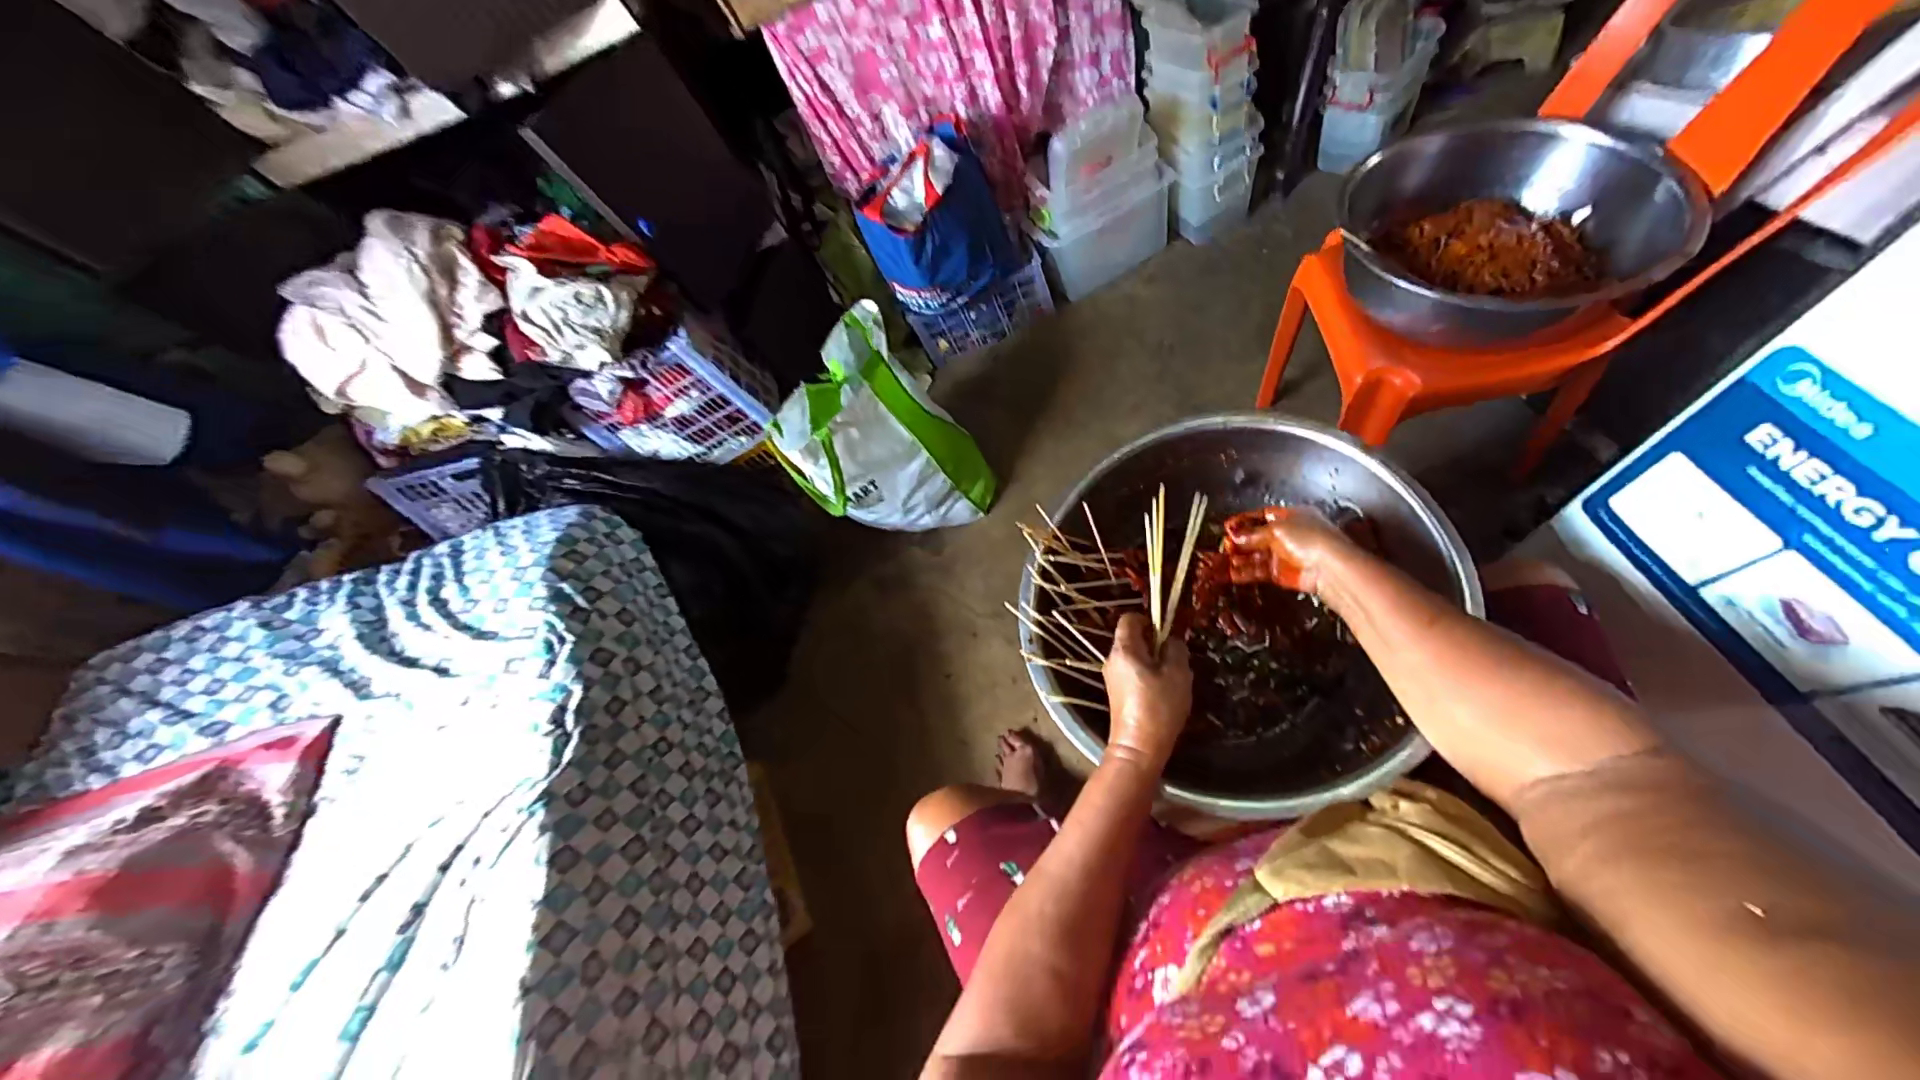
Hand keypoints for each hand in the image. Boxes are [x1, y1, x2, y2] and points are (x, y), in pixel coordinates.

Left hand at [1103, 614, 1191, 768]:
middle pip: (1131, 637)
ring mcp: (1111, 676)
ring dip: (1153, 659)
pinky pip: (1131, 671)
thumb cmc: (1159, 706)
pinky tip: (1163, 690)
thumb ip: (1176, 649)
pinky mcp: (1116, 692)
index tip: (1166, 629)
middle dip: (1154, 641)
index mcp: (1124, 649)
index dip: (1148, 618)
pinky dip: (1147, 674)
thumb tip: (1171, 639)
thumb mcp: (1178, 674)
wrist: (1138, 746)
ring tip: (1173, 675)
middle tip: (1175, 655)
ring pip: (1133, 656)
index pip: (1129, 618)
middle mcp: (1112, 659)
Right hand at [1222, 505, 1355, 593]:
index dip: (1243, 521)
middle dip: (1238, 541)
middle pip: (1255, 537)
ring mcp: (1284, 555)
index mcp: (1290, 516)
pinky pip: (1258, 571)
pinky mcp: (1281, 573)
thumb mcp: (1278, 529)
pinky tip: (1230, 573)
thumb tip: (1233, 535)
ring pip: (1254, 555)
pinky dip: (1243, 572)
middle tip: (1224, 546)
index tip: (1227, 527)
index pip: (1261, 516)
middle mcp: (1287, 534)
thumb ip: (1252, 533)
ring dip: (1237, 558)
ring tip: (1220, 561)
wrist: (1330, 568)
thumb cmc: (1310, 538)